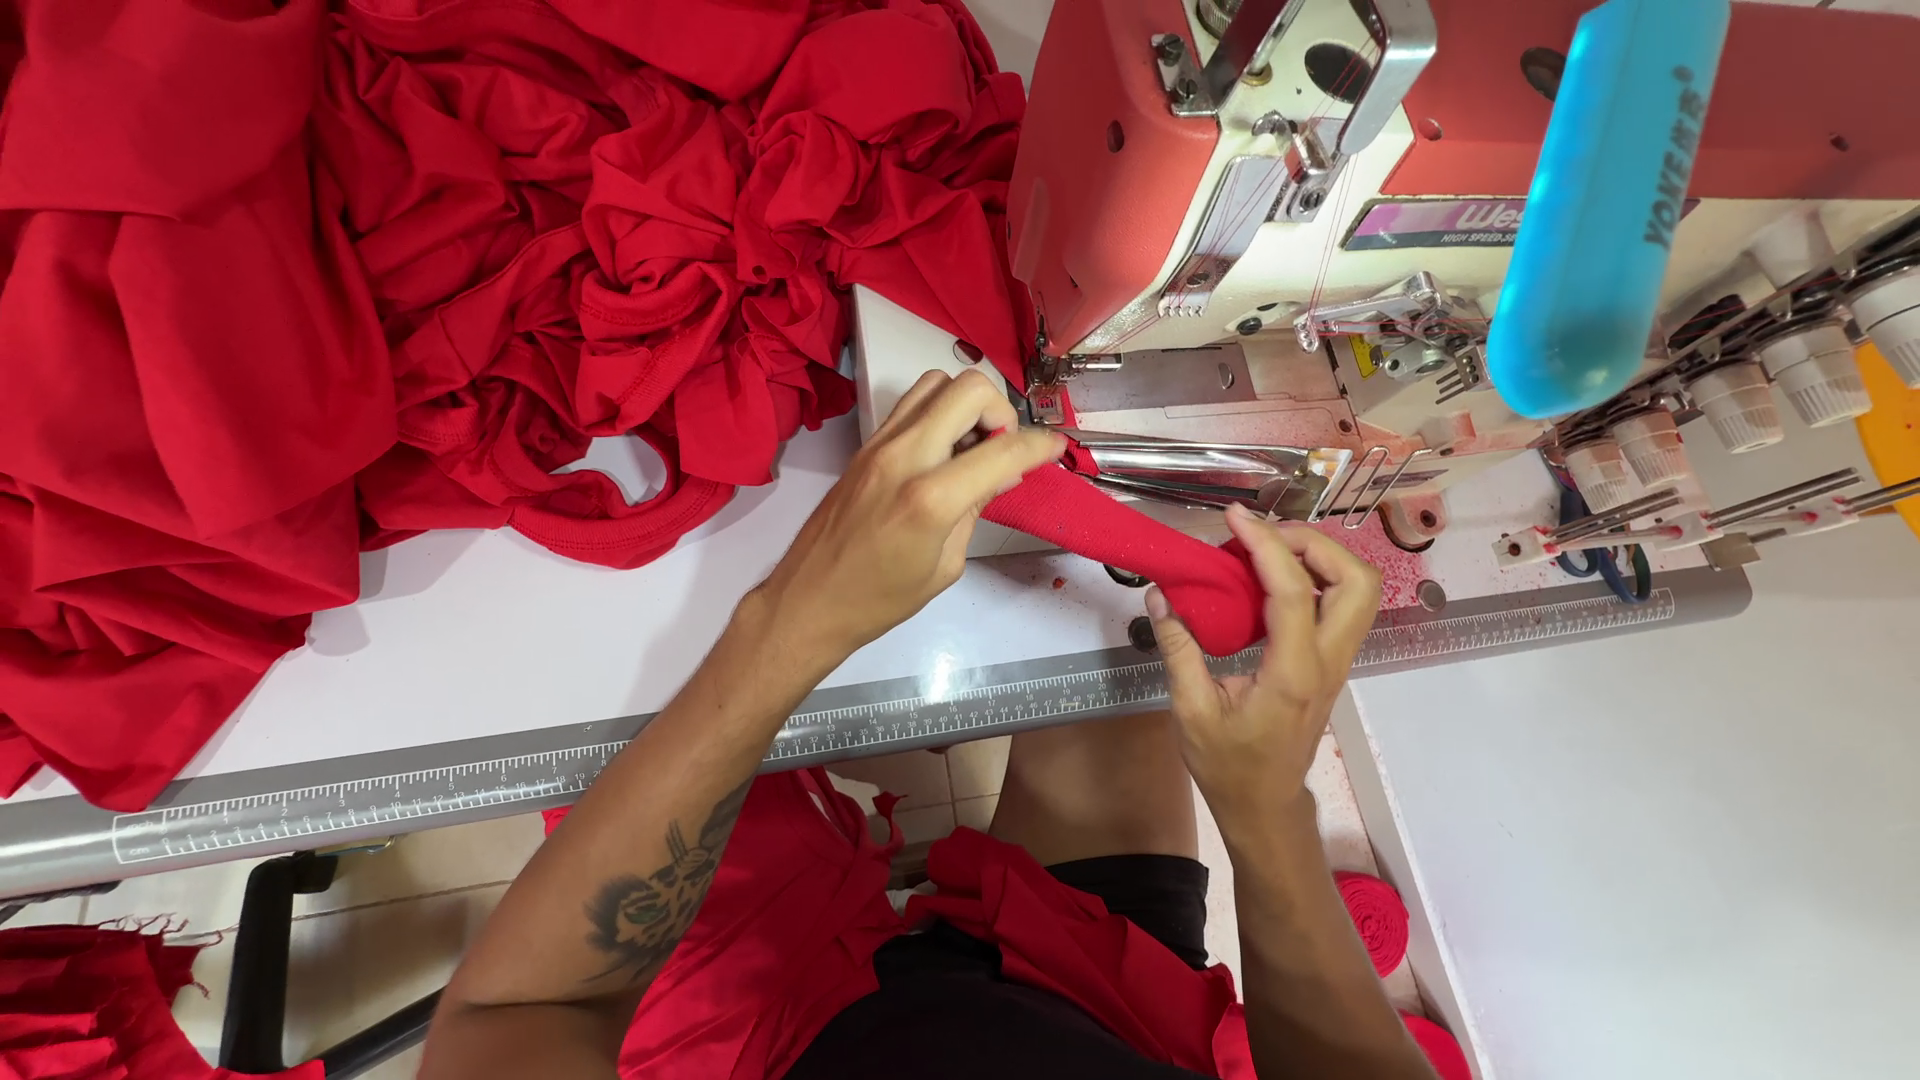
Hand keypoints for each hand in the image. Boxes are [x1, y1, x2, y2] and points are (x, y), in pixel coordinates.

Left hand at [756, 369, 1066, 660]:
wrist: (809, 600)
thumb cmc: (880, 599)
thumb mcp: (945, 565)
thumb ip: (976, 509)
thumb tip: (1002, 474)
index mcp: (930, 499)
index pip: (1002, 449)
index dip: (1040, 445)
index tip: (1056, 447)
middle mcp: (904, 457)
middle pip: (969, 388)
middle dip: (1001, 411)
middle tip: (1001, 449)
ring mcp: (879, 444)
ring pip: (936, 382)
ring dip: (966, 405)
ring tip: (971, 446)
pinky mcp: (865, 445)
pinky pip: (911, 404)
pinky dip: (939, 412)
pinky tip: (943, 451)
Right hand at [1146, 504, 1382, 828]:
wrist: (1264, 804)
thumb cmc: (1227, 764)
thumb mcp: (1190, 709)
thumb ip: (1178, 648)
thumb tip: (1159, 595)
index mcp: (1292, 674)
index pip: (1295, 592)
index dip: (1266, 545)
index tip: (1234, 518)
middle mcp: (1327, 662)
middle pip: (1358, 582)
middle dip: (1315, 543)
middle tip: (1263, 536)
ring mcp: (1336, 663)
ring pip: (1360, 591)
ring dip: (1321, 557)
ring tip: (1267, 548)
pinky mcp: (1330, 662)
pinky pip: (1341, 604)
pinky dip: (1315, 576)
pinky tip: (1271, 577)